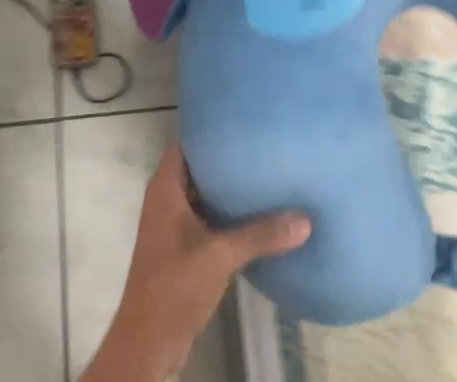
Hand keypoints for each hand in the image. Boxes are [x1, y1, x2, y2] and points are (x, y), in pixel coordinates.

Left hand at [80, 141, 311, 381]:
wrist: (150, 338)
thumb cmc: (174, 285)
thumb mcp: (220, 256)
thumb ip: (260, 234)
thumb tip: (306, 218)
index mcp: (166, 188)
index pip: (186, 143)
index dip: (209, 128)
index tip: (243, 118)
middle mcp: (168, 200)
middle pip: (199, 167)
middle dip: (229, 157)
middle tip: (267, 143)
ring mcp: (176, 225)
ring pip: (206, 194)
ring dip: (232, 188)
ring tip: (271, 172)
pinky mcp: (186, 248)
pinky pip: (211, 218)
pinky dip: (232, 214)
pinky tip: (263, 214)